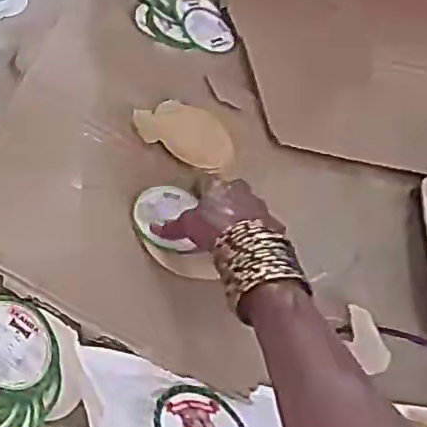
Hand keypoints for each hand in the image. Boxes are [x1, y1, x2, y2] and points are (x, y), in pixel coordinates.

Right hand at [153, 176, 280, 249]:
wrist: (248, 245)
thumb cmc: (213, 228)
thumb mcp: (187, 227)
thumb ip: (172, 227)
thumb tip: (154, 228)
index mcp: (217, 186)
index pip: (205, 181)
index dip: (199, 191)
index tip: (195, 199)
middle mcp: (239, 190)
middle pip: (230, 189)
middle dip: (224, 199)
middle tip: (215, 213)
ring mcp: (258, 204)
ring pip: (247, 204)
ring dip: (240, 212)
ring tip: (231, 228)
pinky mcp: (272, 222)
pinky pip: (261, 222)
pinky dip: (254, 228)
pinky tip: (247, 239)